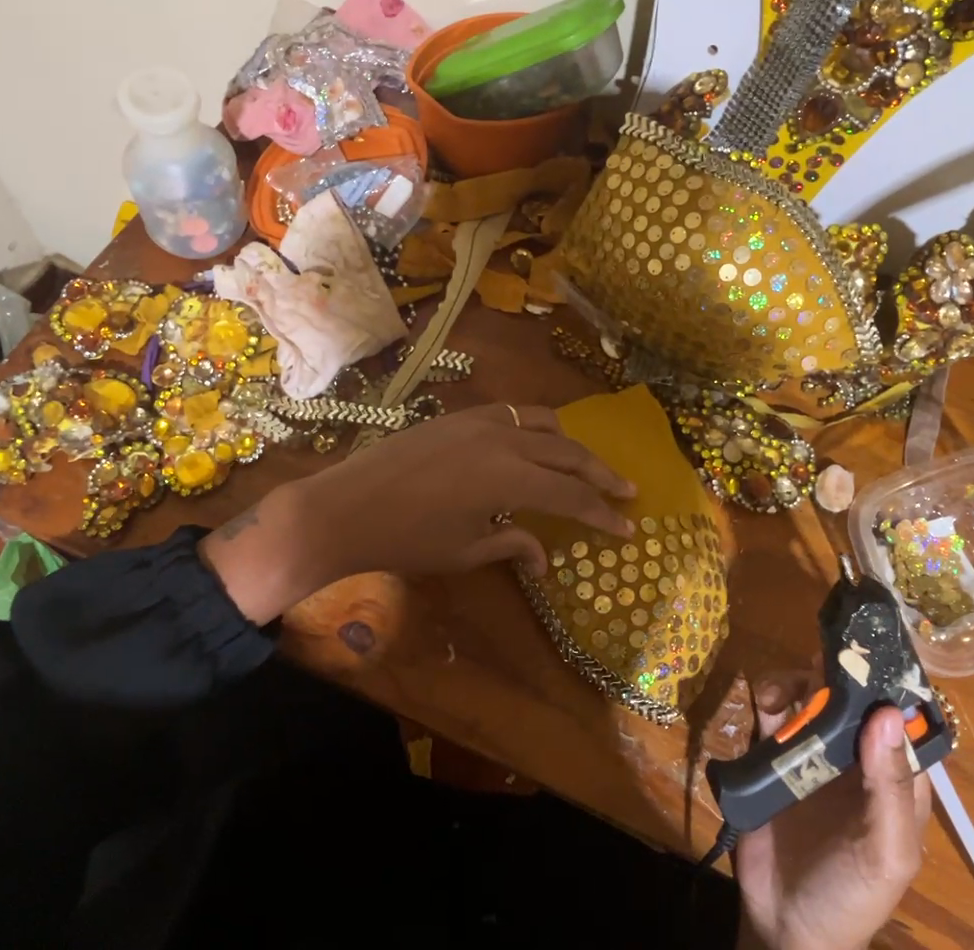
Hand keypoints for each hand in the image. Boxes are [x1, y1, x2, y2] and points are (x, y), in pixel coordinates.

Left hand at [200, 403, 634, 621]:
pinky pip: (512, 413)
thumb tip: (544, 558)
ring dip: (571, 444)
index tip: (629, 527)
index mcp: (510, 479)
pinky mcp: (459, 416)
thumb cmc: (406, 540)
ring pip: (543, 423)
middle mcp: (504, 440)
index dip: (602, 513)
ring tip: (589, 461)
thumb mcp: (465, 551)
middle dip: (601, 474)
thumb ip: (512, 547)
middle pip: (567, 454)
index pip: (571, 496)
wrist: (344, 507)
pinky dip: (536, 425)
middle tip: (628, 490)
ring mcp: (479, 421)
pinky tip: (539, 439)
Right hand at [733, 674, 932, 949]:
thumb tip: (887, 715)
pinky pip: (773, 714)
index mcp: (898, 779)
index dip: (889, 683)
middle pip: (851, 698)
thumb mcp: (886, 852)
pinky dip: (768, 697)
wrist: (784, 923)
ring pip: (810, 696)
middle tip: (816, 665)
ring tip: (780, 694)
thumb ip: (892, 788)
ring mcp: (814, 756)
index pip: (903, 719)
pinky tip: (764, 705)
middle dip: (835, 674)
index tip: (868, 652)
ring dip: (797, 681)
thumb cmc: (850, 895)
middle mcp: (858, 759)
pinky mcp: (774, 758)